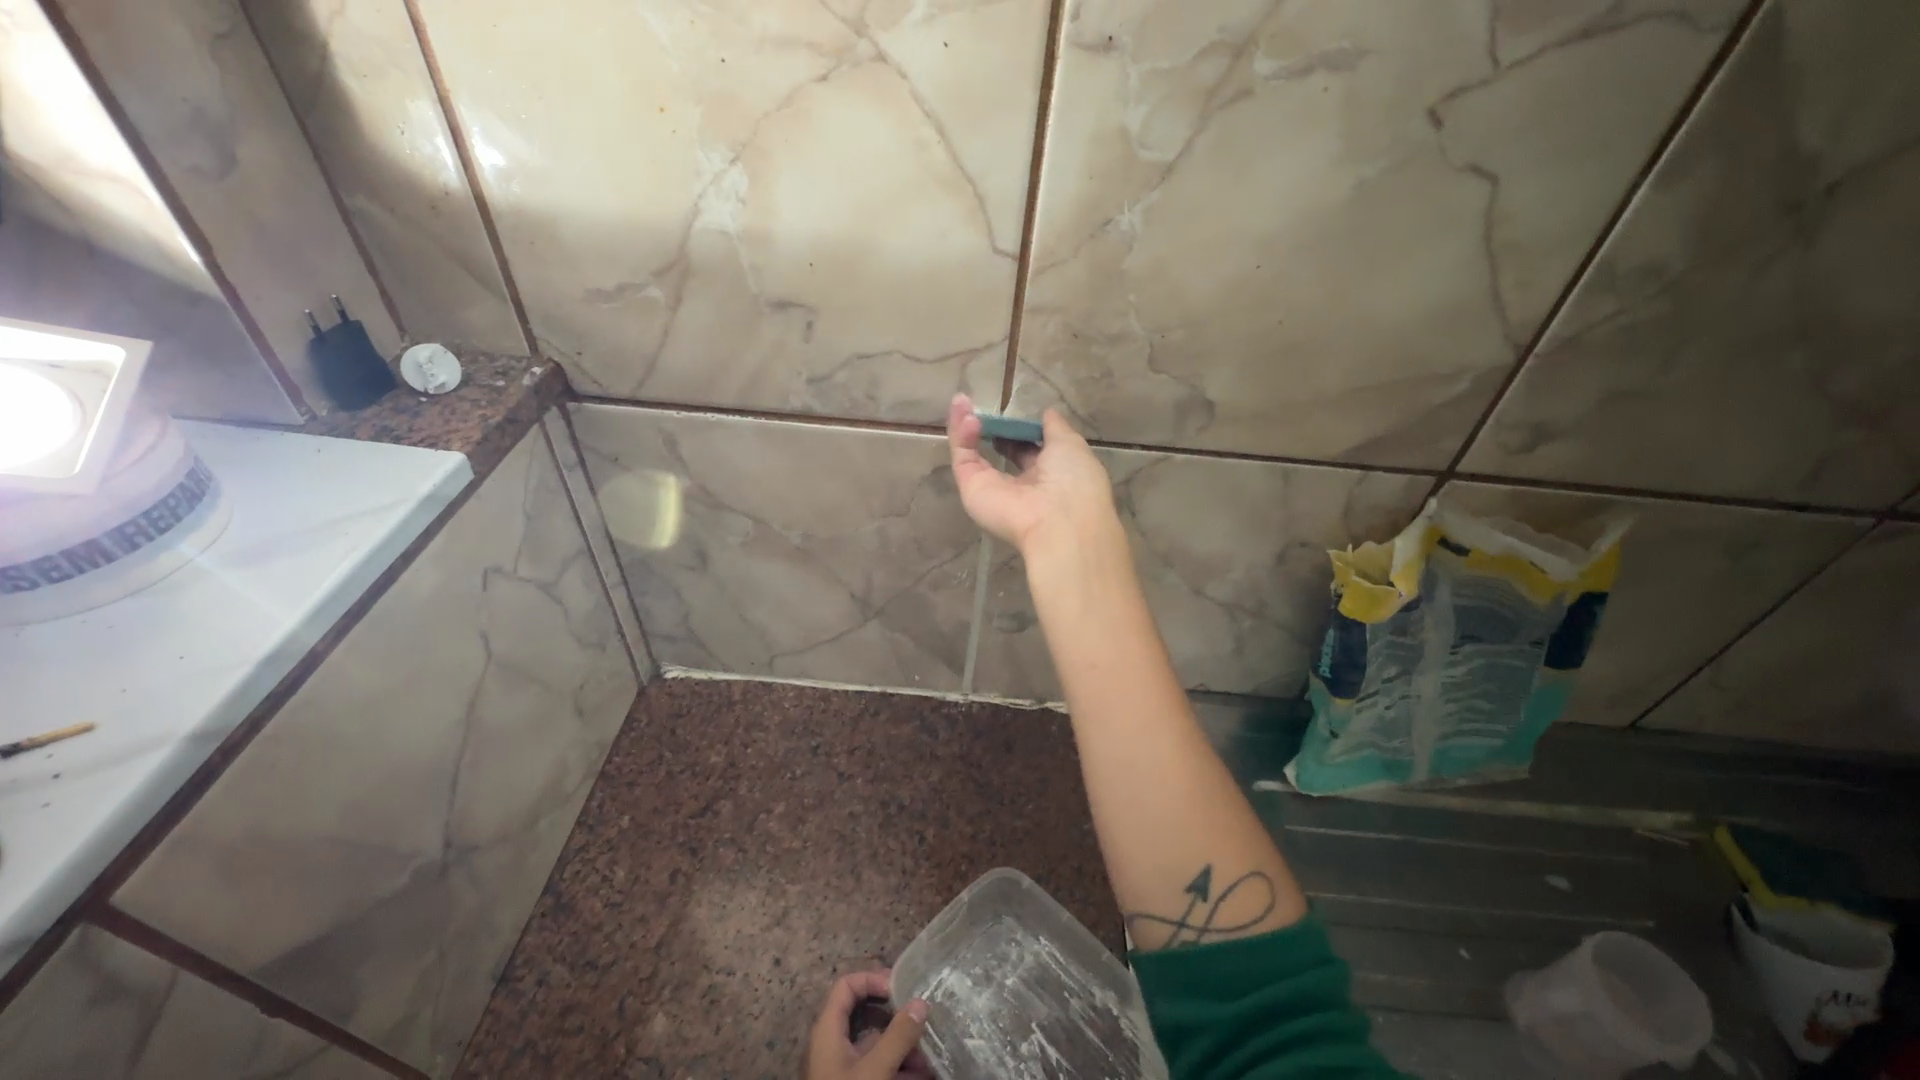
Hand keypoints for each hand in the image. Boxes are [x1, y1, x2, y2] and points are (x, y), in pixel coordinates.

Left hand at [805, 970, 931, 1079]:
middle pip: (866, 1016)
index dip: (872, 979)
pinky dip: (899, 1068)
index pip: (846, 986)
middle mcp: (833, 1044)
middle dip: (898, 1019)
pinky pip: (878, 1068)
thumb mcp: (875, 1070)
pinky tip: (923, 1074)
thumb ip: (898, 1036)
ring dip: (904, 1047)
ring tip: (931, 1055)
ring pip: (876, 1045)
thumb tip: (921, 1002)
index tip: (901, 988)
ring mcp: (843, 1068)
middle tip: (924, 1021)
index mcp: (828, 1030)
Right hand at [945, 394, 1124, 566]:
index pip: (1030, 449)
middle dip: (994, 427)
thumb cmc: (1074, 481)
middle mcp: (1020, 484)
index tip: (1016, 413)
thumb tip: (1047, 413)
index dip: (1022, 429)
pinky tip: (967, 414)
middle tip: (988, 406)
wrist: (1059, 521)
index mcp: (1049, 474)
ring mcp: (993, 488)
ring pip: (975, 453)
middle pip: (1001, 451)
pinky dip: (961, 435)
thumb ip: (1054, 427)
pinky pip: (963, 457)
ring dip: (968, 425)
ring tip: (963, 400)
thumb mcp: (1070, 445)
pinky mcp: (971, 489)